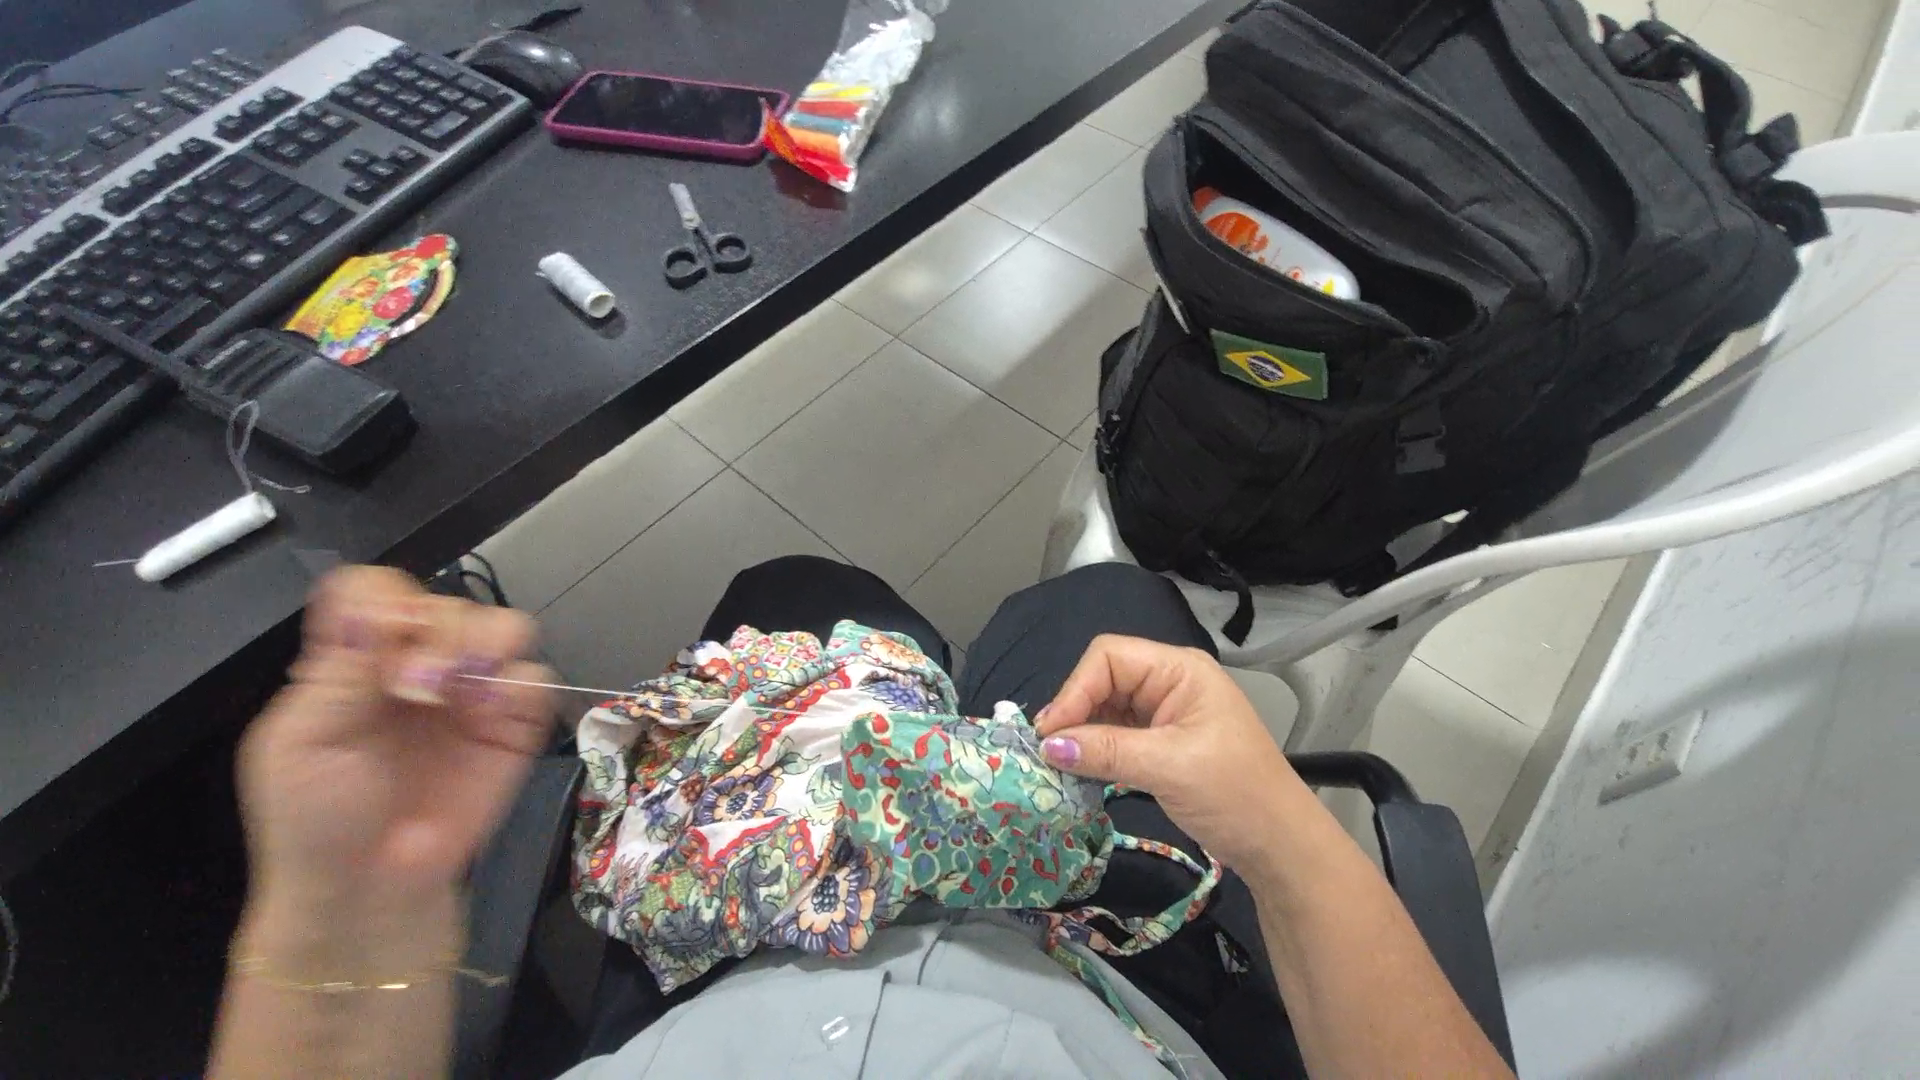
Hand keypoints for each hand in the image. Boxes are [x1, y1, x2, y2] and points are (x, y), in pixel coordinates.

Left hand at [237, 566, 555, 902]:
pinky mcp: (515, 724)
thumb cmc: (316, 821)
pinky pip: (537, 679)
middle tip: (413, 685)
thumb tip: (371, 606)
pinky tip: (491, 713)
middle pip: (448, 603)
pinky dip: (520, 684)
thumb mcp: (300, 743)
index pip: (379, 593)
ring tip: (459, 689)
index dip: (387, 600)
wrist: (370, 888)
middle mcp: (420, 664)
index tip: (383, 636)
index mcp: (357, 661)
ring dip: (487, 643)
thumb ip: (339, 671)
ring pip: (505, 626)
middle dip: (437, 632)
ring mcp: (472, 693)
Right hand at [1034, 635, 1305, 873]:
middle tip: (1048, 749)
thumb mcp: (1169, 768)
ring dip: (1081, 731)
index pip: (1109, 657)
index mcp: (1180, 670)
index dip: (1075, 689)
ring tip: (1058, 761)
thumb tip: (1047, 745)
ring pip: (1105, 706)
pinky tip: (1079, 767)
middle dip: (1075, 709)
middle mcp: (1170, 681)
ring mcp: (1165, 712)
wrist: (1280, 846)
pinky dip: (1094, 748)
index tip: (1050, 732)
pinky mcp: (1160, 741)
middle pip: (1103, 678)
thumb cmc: (1236, 794)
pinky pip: (1114, 733)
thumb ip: (1106, 751)